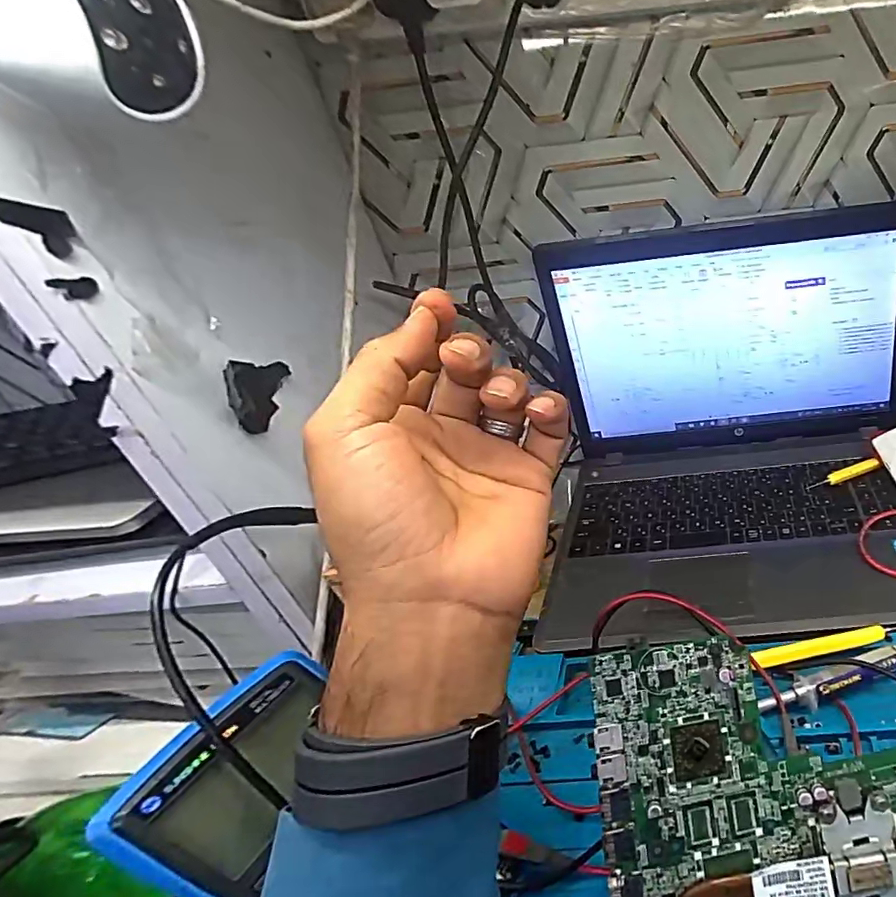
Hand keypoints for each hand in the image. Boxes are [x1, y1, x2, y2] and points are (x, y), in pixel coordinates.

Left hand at [302, 289, 570, 738]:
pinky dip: (551, 411)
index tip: (439, 304)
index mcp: (391, 425)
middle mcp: (441, 436)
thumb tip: (419, 322)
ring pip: (509, 393)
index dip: (426, 328)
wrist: (435, 591)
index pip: (412, 361)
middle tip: (465, 361)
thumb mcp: (344, 432)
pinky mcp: (528, 474)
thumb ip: (379, 366)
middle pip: (464, 371)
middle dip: (468, 352)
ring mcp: (488, 454)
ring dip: (508, 380)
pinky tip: (538, 412)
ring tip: (499, 399)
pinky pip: (550, 430)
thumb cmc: (379, 521)